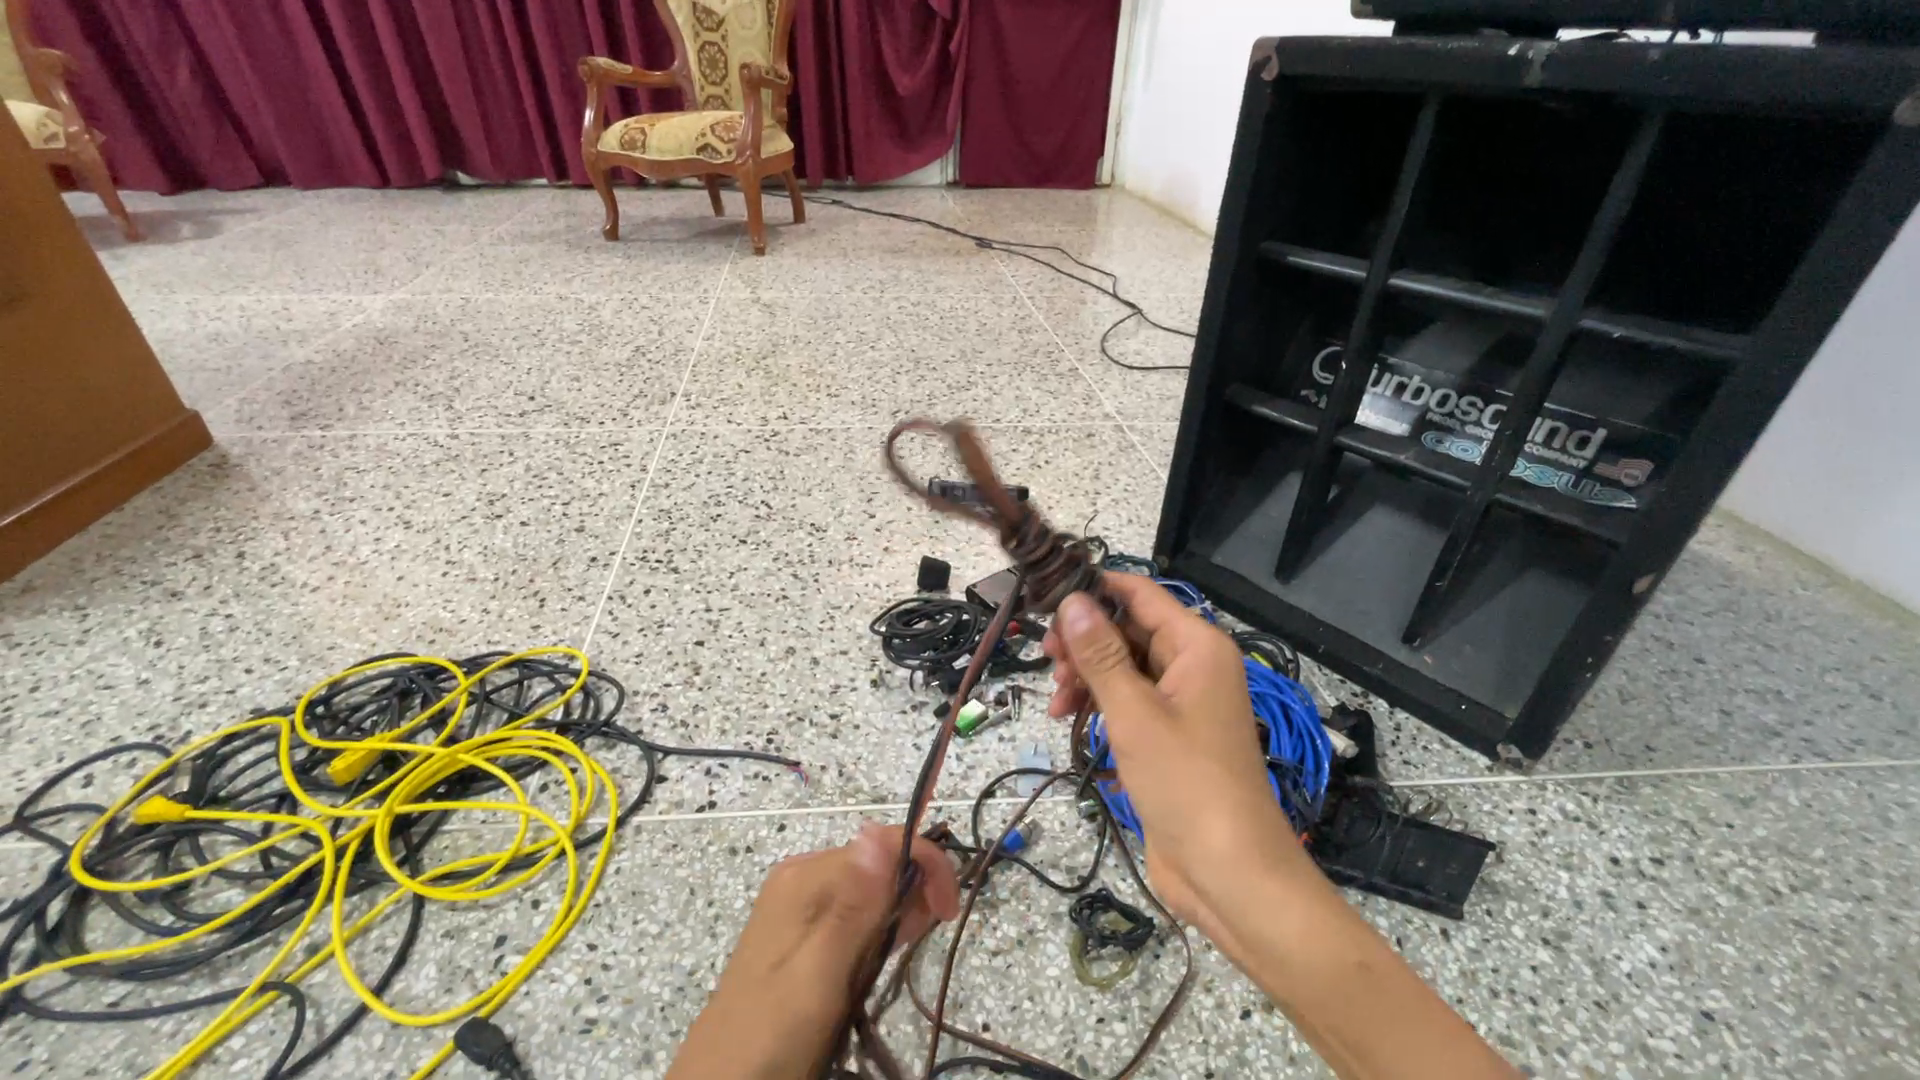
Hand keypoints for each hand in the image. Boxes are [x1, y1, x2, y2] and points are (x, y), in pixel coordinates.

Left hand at [666, 825, 960, 1079]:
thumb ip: (853, 903)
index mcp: (806, 876)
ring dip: (897, 914)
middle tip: (920, 943)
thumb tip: (876, 828)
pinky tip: (880, 954)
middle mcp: (804, 878)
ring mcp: (802, 904)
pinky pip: (855, 913)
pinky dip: (877, 929)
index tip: (949, 912)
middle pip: (879, 862)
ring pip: (871, 888)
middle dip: (912, 893)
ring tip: (898, 954)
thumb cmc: (773, 1031)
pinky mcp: (804, 931)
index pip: (883, 842)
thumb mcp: (819, 971)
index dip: (926, 864)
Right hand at [1043, 573, 1312, 944]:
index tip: (1044, 599)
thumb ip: (1100, 654)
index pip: (1139, 594)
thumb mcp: (1134, 713)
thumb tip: (1072, 600)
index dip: (1093, 590)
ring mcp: (1182, 702)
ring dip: (1086, 677)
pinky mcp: (1169, 735)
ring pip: (1123, 667)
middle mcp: (1192, 665)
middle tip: (1046, 662)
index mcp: (1197, 646)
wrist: (1228, 868)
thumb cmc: (1185, 782)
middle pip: (1128, 630)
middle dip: (1084, 642)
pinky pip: (1128, 701)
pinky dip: (1098, 705)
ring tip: (1057, 704)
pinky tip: (1071, 721)